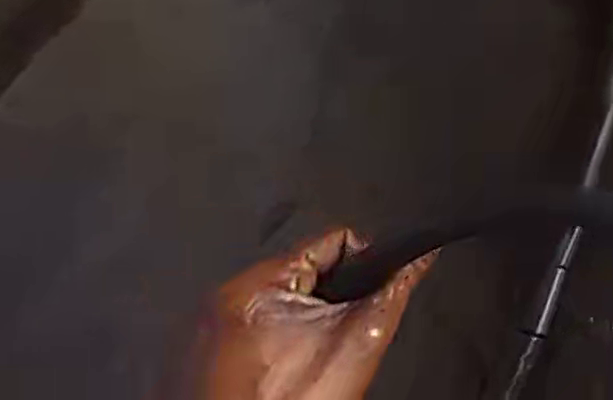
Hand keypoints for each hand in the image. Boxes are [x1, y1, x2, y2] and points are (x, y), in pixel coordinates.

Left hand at [196, 228, 432, 399]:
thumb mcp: (362, 338)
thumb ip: (398, 284)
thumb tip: (424, 255)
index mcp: (254, 286)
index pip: (336, 240)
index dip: (364, 264)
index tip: (358, 303)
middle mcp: (218, 302)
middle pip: (307, 269)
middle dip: (330, 295)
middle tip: (329, 336)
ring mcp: (197, 335)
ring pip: (282, 300)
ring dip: (302, 318)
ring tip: (303, 356)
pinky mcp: (188, 363)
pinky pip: (250, 328)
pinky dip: (272, 341)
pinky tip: (277, 372)